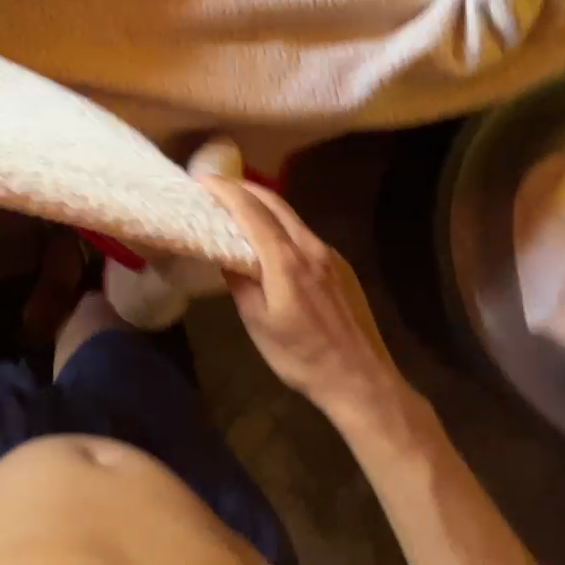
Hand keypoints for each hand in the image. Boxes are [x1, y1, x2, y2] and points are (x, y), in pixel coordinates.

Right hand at [202, 173, 410, 425]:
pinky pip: (305, 234)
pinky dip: (280, 224)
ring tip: (237, 207)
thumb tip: (224, 254)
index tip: (202, 181)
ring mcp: (331, 256)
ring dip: (262, 204)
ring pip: (292, 216)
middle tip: (216, 187)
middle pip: (275, 202)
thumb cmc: (302, 357)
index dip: (225, 190)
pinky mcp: (342, 268)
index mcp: (286, 260)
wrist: (363, 383)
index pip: (251, 210)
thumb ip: (239, 281)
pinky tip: (270, 239)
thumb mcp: (257, 322)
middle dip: (243, 188)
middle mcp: (311, 248)